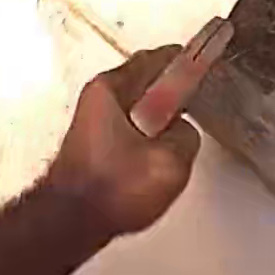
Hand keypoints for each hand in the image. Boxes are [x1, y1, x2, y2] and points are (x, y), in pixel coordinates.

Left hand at [43, 49, 200, 239]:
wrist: (72, 217)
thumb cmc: (113, 187)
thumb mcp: (168, 162)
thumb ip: (185, 136)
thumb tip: (182, 127)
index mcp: (111, 88)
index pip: (151, 60)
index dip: (180, 59)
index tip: (202, 57)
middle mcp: (98, 94)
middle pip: (142, 77)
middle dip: (170, 81)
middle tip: (197, 87)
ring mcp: (94, 114)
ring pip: (135, 99)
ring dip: (159, 104)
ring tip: (184, 117)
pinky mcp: (95, 136)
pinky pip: (128, 117)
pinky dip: (147, 121)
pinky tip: (161, 142)